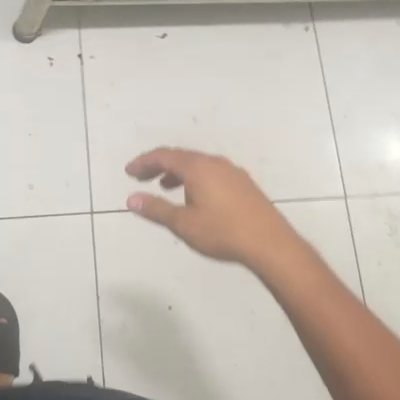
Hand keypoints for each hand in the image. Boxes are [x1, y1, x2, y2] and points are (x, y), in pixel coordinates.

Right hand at [125, 148, 306, 272]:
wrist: (271, 244)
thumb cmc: (223, 232)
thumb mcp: (184, 224)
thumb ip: (156, 209)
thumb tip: (131, 199)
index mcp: (198, 167)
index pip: (164, 156)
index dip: (144, 162)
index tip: (129, 171)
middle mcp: (215, 163)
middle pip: (181, 157)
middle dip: (158, 165)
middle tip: (141, 178)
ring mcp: (232, 172)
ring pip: (198, 165)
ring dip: (177, 173)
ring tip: (165, 188)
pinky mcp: (244, 184)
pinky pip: (211, 173)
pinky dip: (195, 179)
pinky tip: (195, 198)